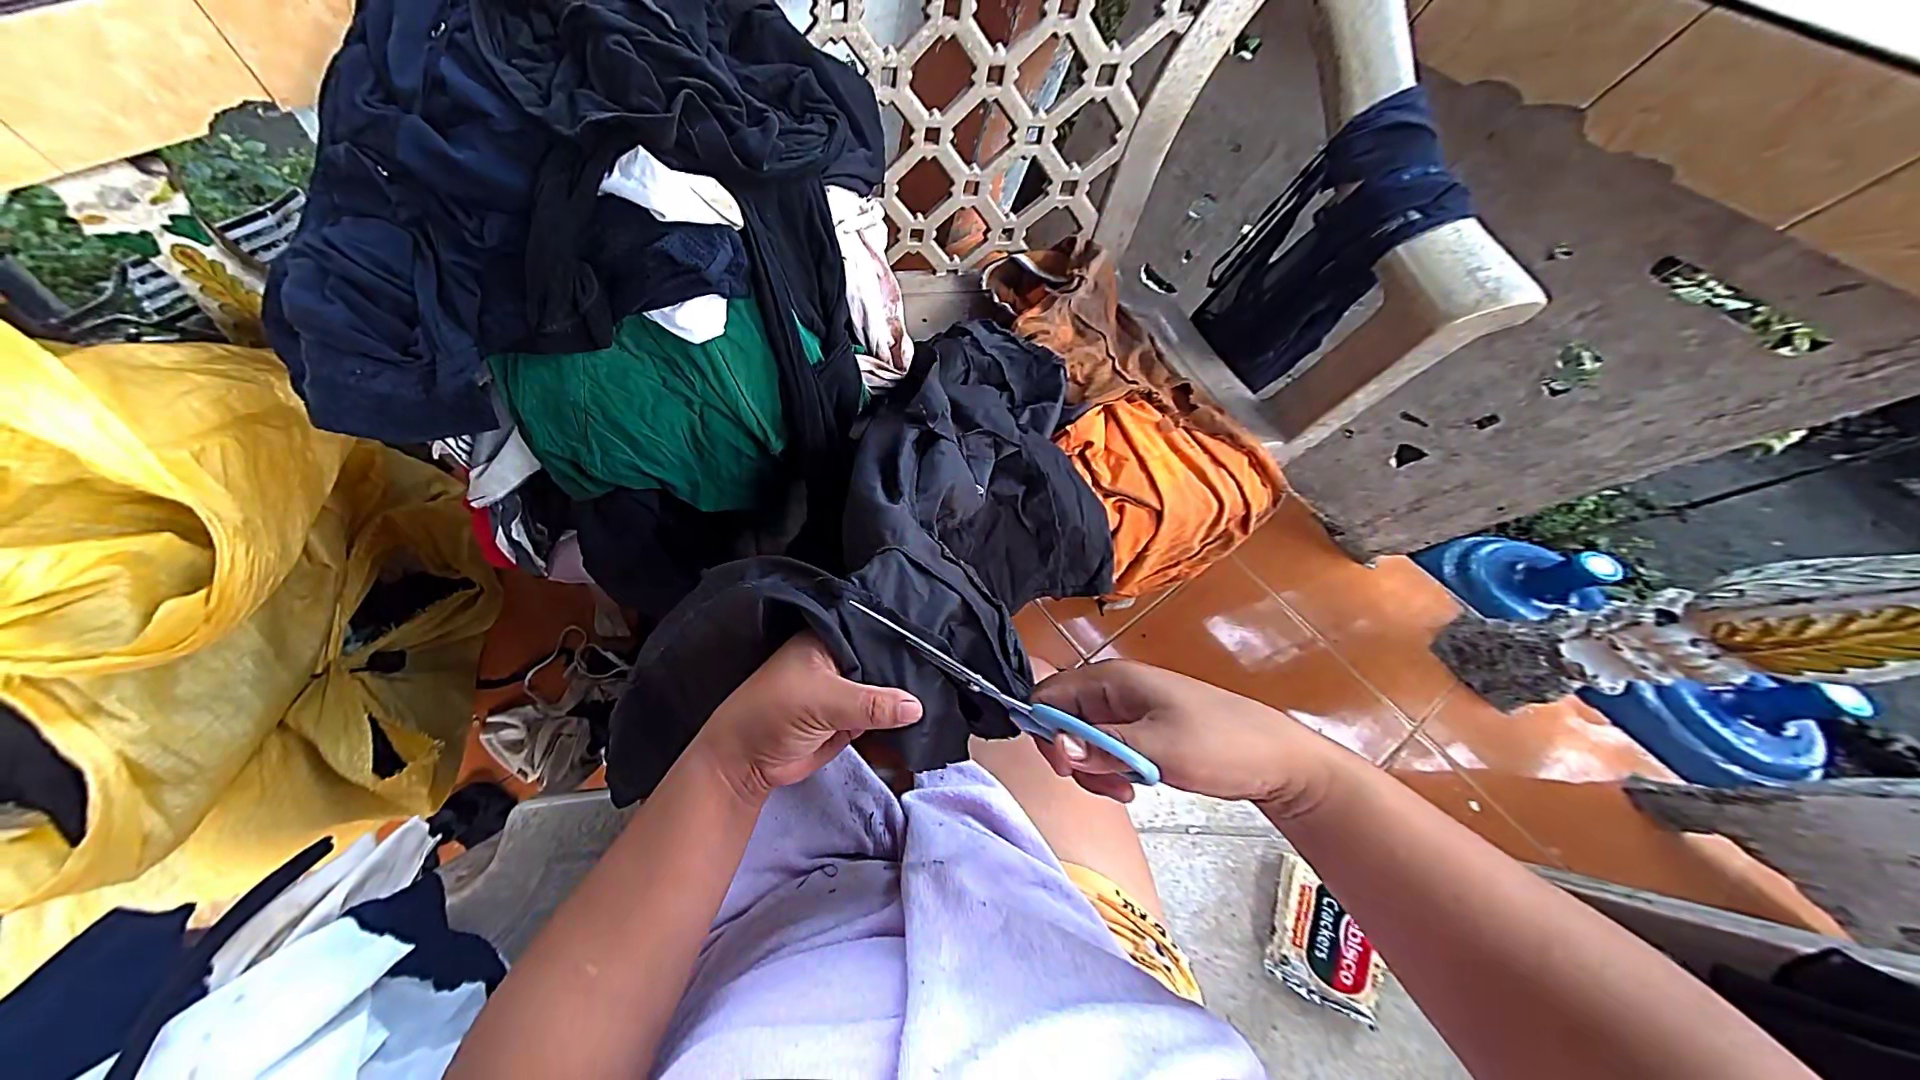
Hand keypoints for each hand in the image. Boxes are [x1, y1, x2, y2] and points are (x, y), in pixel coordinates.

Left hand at [691, 632, 922, 802]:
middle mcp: (841, 659)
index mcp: (829, 639)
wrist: (745, 765)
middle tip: (947, 676)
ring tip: (944, 698)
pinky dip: (897, 723)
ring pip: (886, 692)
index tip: (940, 647)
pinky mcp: (851, 720)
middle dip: (910, 672)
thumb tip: (915, 707)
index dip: (903, 641)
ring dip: (906, 700)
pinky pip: (882, 718)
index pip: (874, 633)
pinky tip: (925, 721)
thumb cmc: (771, 715)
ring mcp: (847, 691)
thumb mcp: (823, 702)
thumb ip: (870, 703)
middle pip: (884, 662)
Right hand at [1030, 659, 1357, 817]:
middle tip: (1101, 783)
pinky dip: (1110, 768)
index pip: (1049, 694)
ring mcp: (1129, 708)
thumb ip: (1102, 748)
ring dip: (1092, 767)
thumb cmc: (1224, 746)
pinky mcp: (1142, 727)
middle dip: (1072, 754)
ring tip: (1124, 788)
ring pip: (1083, 736)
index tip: (1065, 766)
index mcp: (1113, 679)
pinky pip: (1106, 746)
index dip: (1045, 729)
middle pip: (1063, 717)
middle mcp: (1115, 688)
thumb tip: (1056, 744)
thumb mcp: (1158, 750)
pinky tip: (1133, 784)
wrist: (1278, 760)